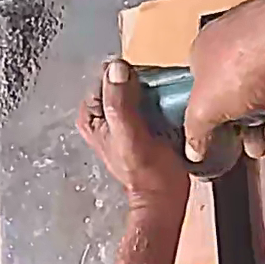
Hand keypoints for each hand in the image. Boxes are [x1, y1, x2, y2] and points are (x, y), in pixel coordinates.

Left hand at [80, 59, 188, 215]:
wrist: (165, 195)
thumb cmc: (146, 172)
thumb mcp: (128, 134)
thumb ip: (119, 101)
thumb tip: (117, 68)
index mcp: (92, 116)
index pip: (107, 76)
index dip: (128, 76)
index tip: (146, 88)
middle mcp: (105, 114)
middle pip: (124, 79)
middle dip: (144, 81)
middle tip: (161, 95)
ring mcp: (126, 118)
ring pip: (141, 87)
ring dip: (156, 88)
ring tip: (169, 100)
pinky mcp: (145, 122)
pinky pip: (154, 99)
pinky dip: (163, 98)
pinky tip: (173, 105)